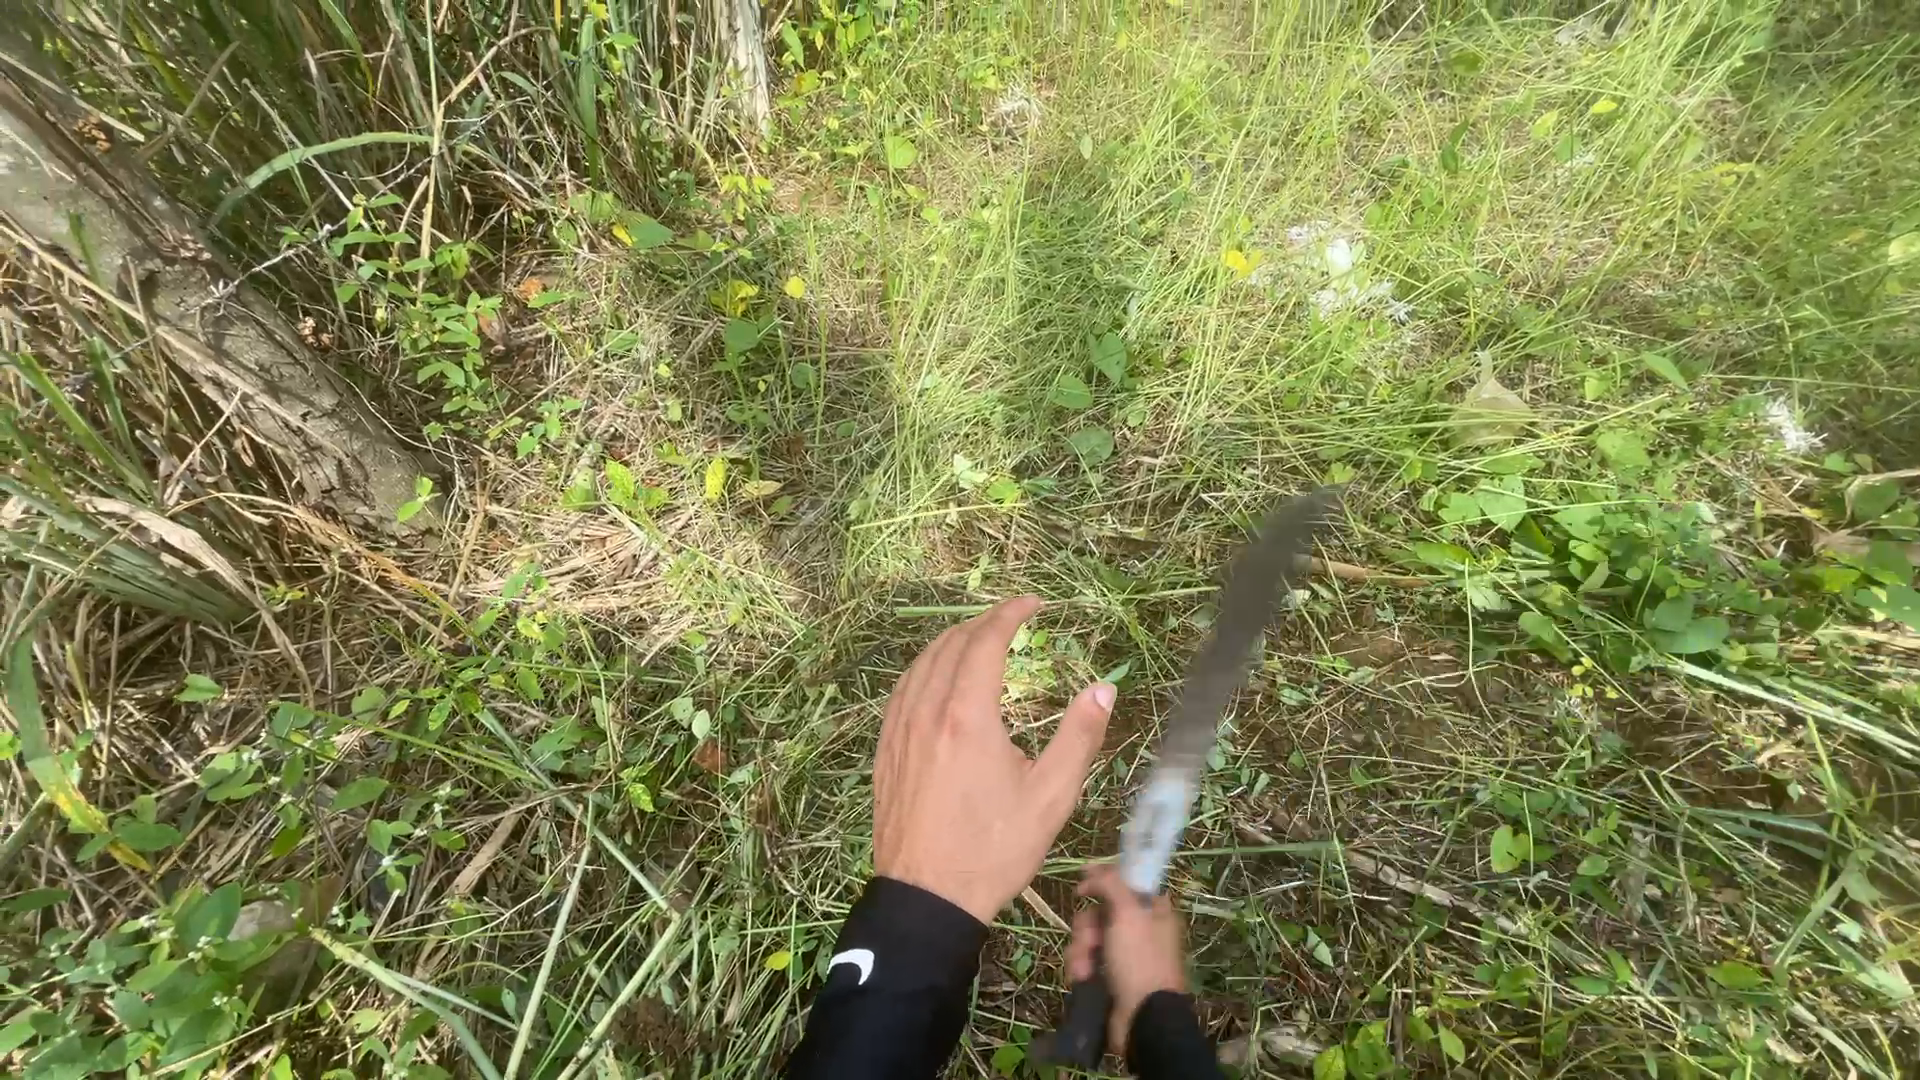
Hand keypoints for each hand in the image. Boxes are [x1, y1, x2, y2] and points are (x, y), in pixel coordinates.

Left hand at [874, 596, 1114, 922]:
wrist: (926, 898)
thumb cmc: (994, 848)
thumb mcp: (1051, 797)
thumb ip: (1079, 737)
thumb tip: (1102, 689)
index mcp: (967, 715)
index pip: (986, 641)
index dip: (1011, 613)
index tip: (1034, 602)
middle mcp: (927, 710)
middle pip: (952, 644)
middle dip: (984, 622)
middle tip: (1013, 618)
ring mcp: (899, 728)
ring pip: (922, 662)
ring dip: (953, 640)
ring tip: (979, 637)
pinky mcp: (885, 747)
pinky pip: (902, 688)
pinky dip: (925, 666)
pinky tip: (937, 675)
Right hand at [1066, 864, 1188, 1055]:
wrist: (1143, 1021)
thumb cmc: (1140, 960)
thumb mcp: (1129, 912)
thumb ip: (1110, 883)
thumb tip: (1091, 869)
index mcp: (1153, 911)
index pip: (1125, 883)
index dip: (1103, 881)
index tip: (1083, 885)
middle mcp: (1140, 930)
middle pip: (1101, 911)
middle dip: (1087, 926)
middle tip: (1089, 940)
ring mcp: (1125, 955)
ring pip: (1089, 936)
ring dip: (1080, 949)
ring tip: (1083, 967)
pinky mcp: (1110, 977)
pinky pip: (1086, 960)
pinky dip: (1080, 967)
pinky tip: (1081, 977)